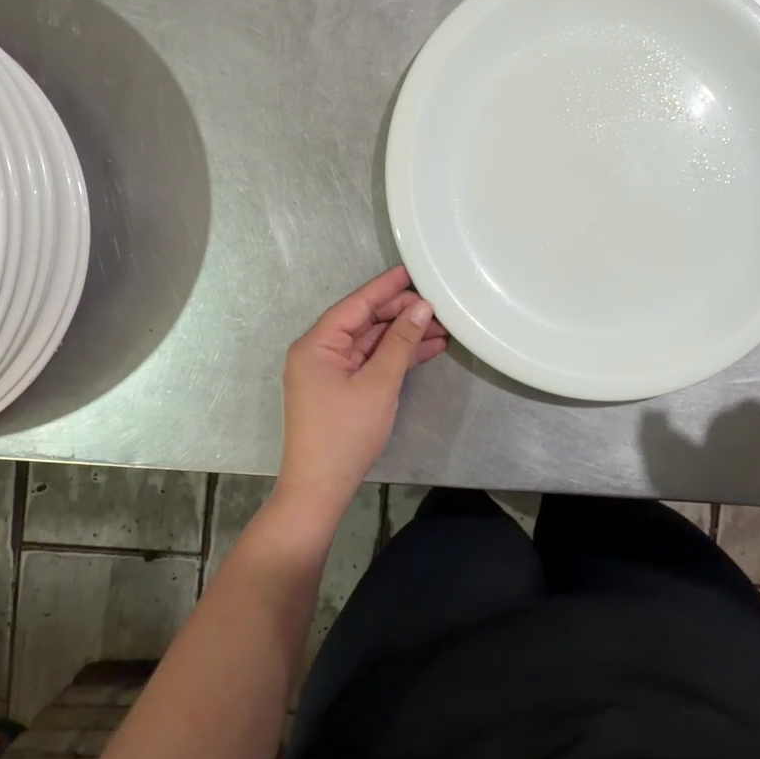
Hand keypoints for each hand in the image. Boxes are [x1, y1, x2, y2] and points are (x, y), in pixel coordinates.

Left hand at [279, 266, 448, 508]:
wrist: (320, 488)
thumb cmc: (345, 433)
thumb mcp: (379, 384)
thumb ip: (401, 343)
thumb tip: (421, 308)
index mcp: (317, 344)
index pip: (356, 304)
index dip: (386, 287)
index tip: (413, 270)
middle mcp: (319, 352)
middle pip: (365, 322)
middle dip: (402, 314)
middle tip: (438, 305)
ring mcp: (330, 372)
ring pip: (372, 343)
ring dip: (404, 336)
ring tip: (442, 327)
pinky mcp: (341, 389)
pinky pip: (371, 362)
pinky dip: (397, 357)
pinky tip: (427, 349)